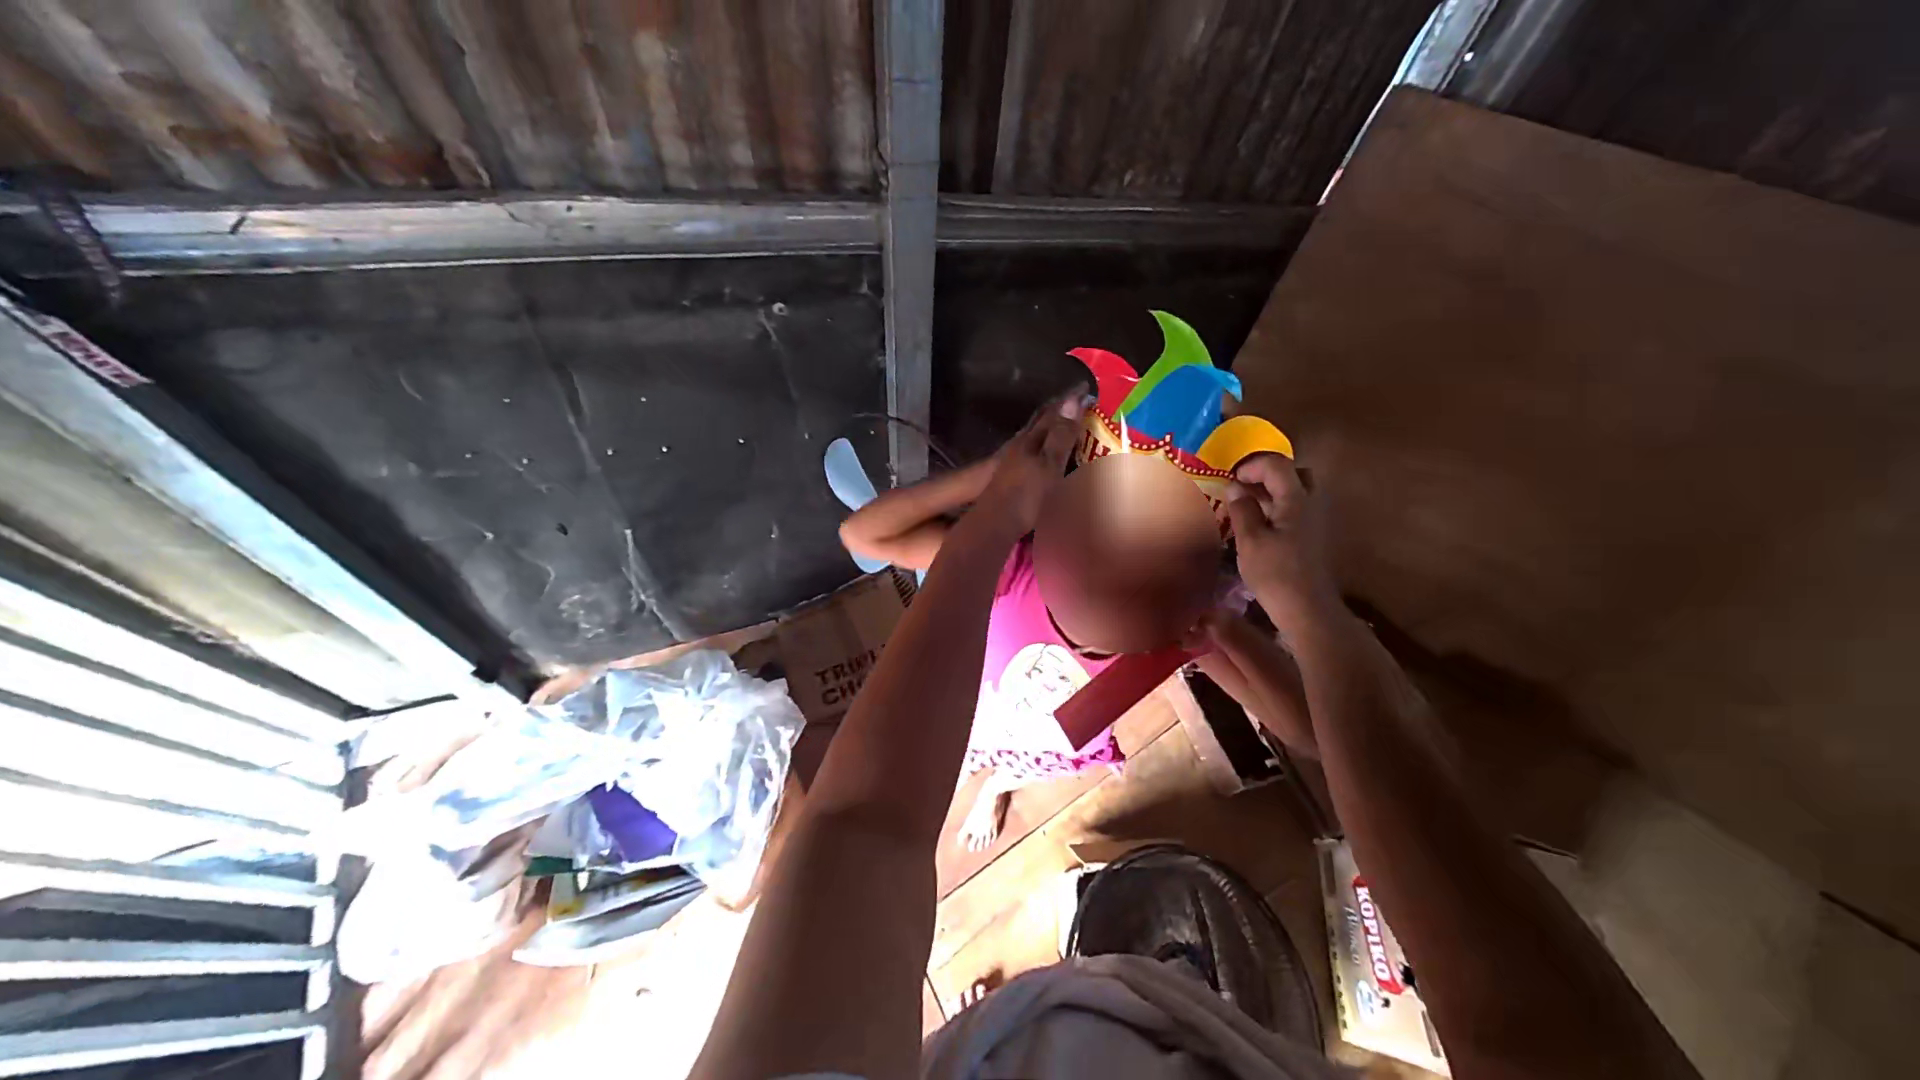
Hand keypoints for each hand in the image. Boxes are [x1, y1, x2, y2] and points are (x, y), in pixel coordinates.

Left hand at [975, 386, 1087, 532]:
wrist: (995, 523)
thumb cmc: (1026, 494)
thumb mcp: (1049, 464)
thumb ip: (1060, 435)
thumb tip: (1073, 399)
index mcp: (1030, 440)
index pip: (1053, 413)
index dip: (1069, 400)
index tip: (1086, 389)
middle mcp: (1019, 446)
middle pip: (1039, 422)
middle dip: (1057, 411)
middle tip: (1076, 403)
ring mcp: (1011, 462)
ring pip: (1032, 438)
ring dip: (1048, 429)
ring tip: (1062, 427)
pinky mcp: (1009, 478)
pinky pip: (1030, 454)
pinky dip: (1041, 449)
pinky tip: (1043, 458)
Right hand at [1226, 453, 1339, 635]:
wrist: (1307, 609)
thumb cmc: (1275, 574)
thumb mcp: (1250, 541)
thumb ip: (1242, 510)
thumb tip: (1235, 487)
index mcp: (1296, 500)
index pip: (1277, 465)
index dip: (1251, 466)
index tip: (1229, 480)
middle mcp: (1311, 504)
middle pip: (1294, 474)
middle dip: (1267, 475)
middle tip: (1242, 488)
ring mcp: (1316, 521)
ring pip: (1296, 493)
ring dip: (1271, 493)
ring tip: (1245, 508)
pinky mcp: (1313, 538)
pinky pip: (1296, 511)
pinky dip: (1276, 509)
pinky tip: (1257, 526)